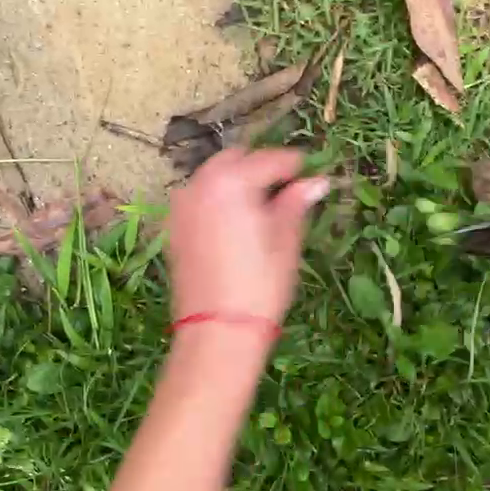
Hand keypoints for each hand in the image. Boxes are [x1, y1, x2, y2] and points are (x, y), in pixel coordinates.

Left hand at [166, 148, 329, 326]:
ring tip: (263, 204)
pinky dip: (218, 199)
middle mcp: (200, 186)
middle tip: (286, 186)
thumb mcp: (285, 242)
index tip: (310, 172)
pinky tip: (237, 220)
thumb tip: (315, 182)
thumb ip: (296, 203)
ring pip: (213, 178)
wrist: (217, 331)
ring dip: (237, 181)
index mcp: (231, 182)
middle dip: (260, 167)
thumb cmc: (259, 286)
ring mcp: (182, 206)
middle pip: (234, 160)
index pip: (268, 159)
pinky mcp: (174, 228)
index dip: (293, 164)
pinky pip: (199, 198)